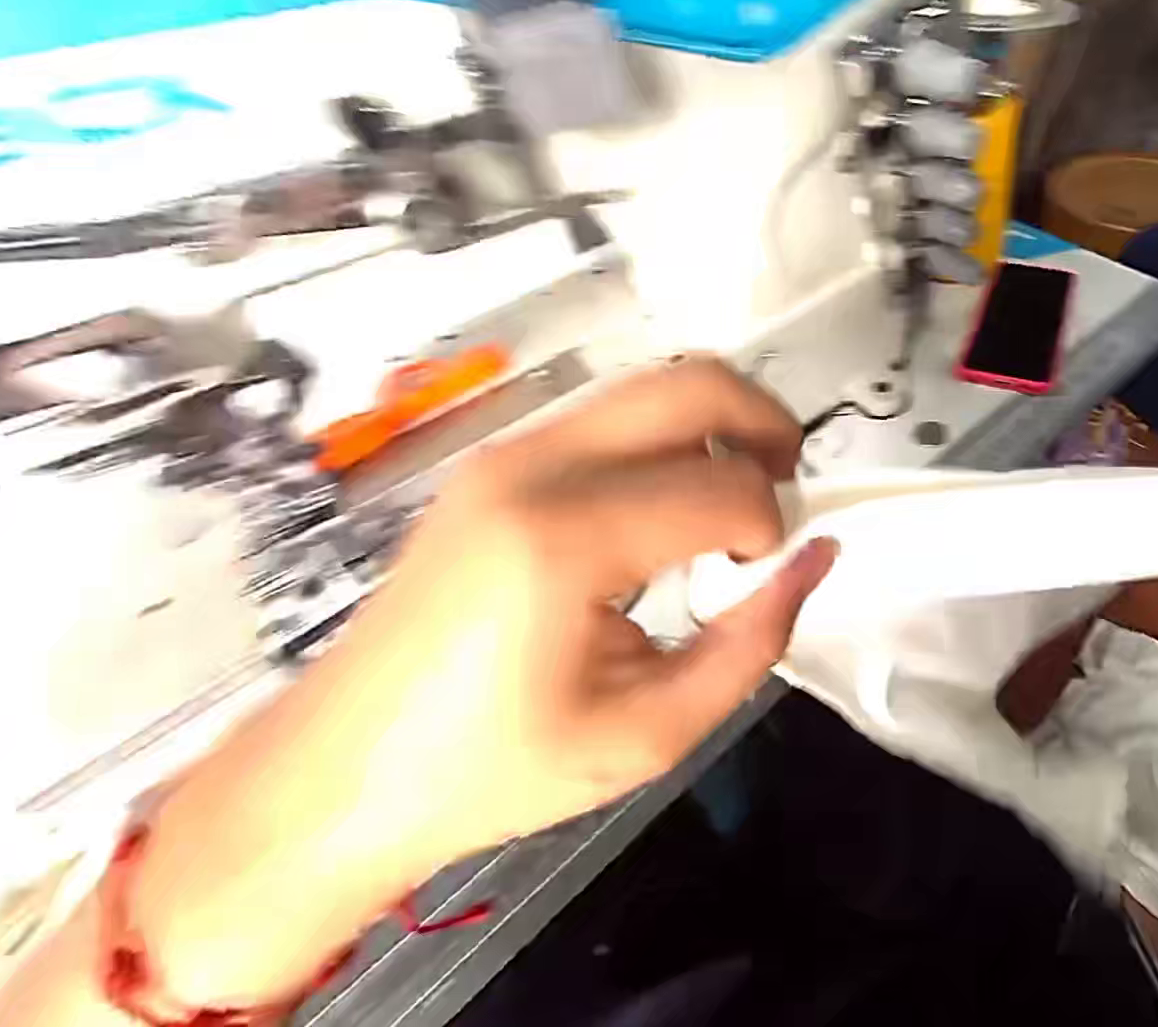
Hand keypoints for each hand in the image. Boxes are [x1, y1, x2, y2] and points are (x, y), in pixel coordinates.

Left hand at [125, 357, 835, 1006]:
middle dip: (768, 426)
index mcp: (563, 540)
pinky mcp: (502, 458)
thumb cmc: (498, 768)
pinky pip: (621, 412)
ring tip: (742, 495)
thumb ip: (757, 639)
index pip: (723, 489)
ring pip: (659, 384)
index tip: (765, 575)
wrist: (338, 773)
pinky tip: (680, 502)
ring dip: (726, 425)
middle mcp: (534, 467)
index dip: (773, 528)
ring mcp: (510, 450)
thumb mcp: (657, 730)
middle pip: (693, 385)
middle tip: (789, 487)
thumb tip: (818, 554)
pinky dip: (680, 437)